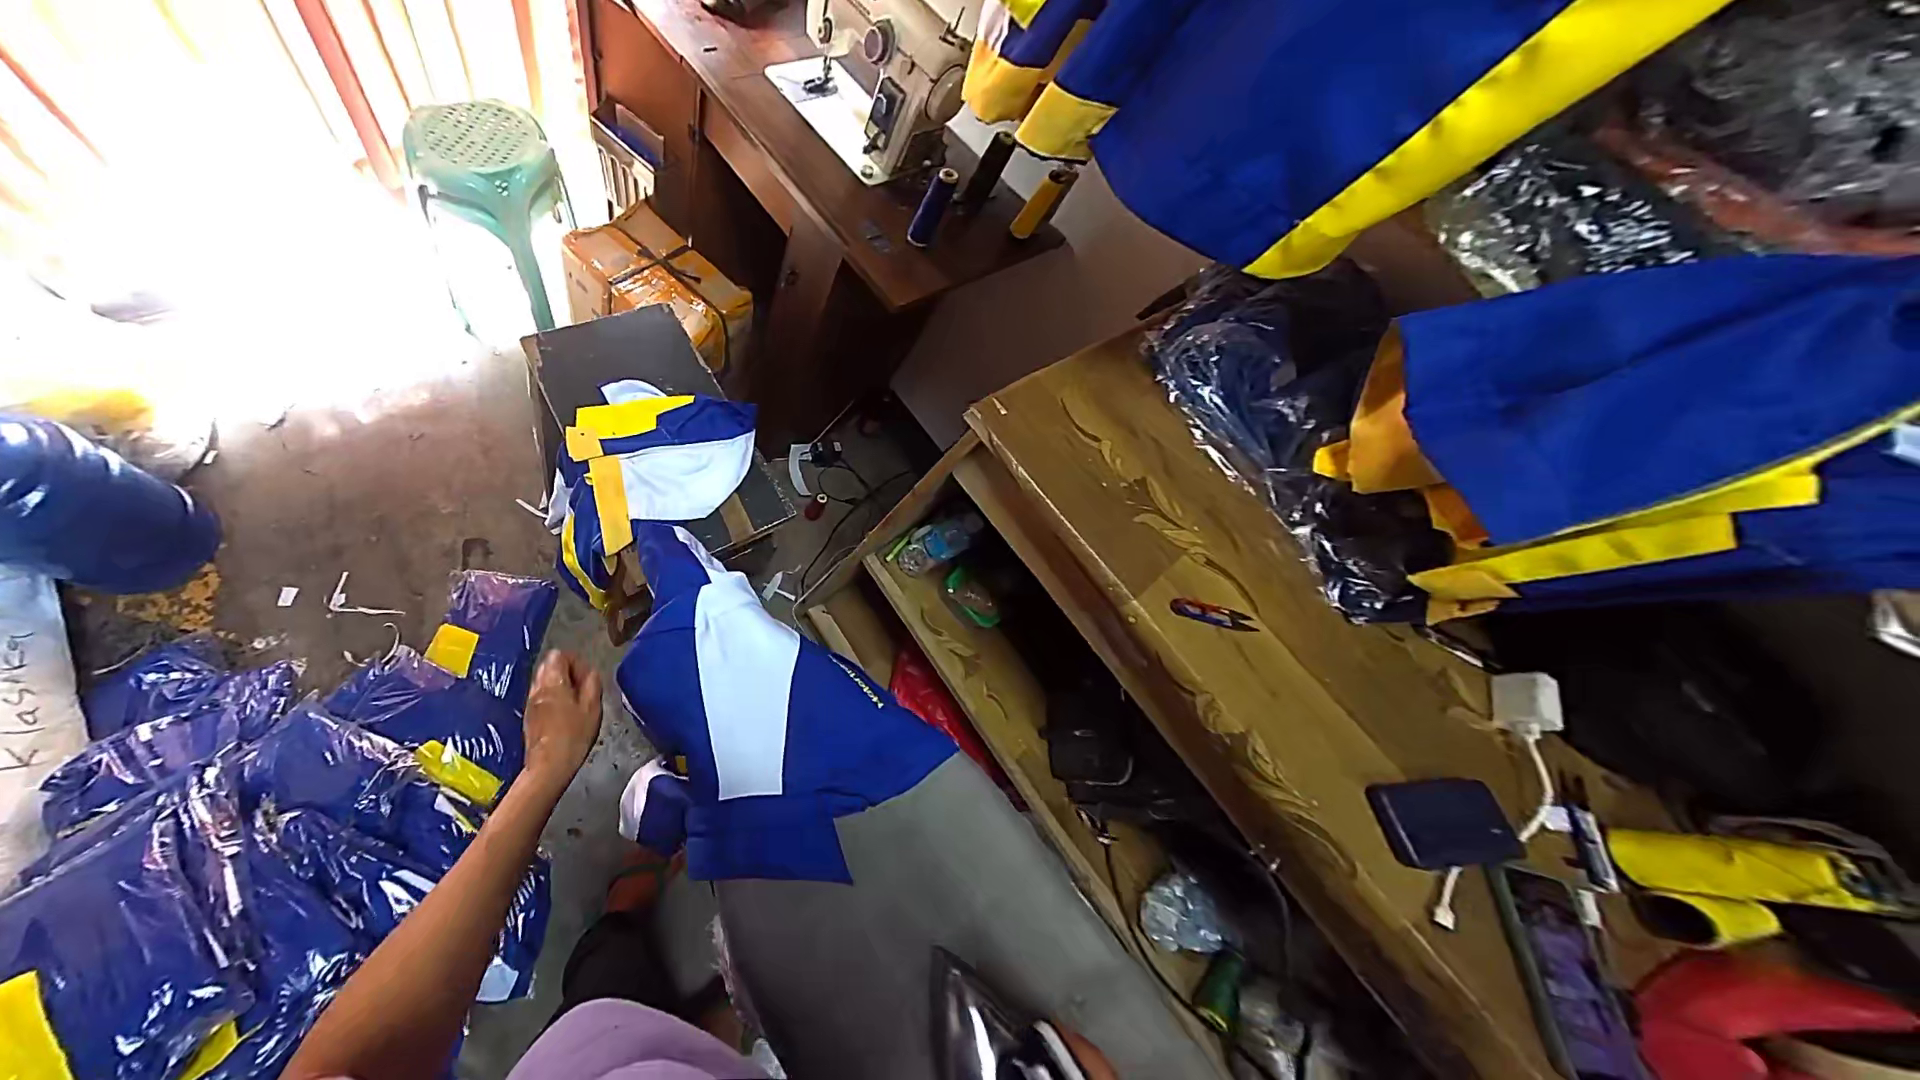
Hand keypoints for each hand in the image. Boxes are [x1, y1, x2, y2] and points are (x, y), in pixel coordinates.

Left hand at [522, 650, 602, 792]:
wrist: (549, 764)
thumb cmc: (575, 734)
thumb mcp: (593, 706)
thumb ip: (592, 683)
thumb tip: (589, 672)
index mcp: (553, 683)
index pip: (558, 655)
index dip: (576, 660)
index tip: (587, 676)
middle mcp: (537, 689)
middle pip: (548, 665)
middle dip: (567, 670)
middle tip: (583, 687)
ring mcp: (530, 702)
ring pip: (544, 681)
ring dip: (560, 684)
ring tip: (575, 700)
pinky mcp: (529, 715)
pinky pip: (541, 695)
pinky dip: (553, 696)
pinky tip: (565, 712)